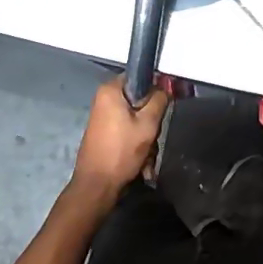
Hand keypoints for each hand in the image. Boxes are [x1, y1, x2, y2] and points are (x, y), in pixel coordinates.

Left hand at [72, 75, 168, 192]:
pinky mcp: (104, 132)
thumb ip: (159, 100)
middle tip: (153, 137)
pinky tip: (141, 163)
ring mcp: (103, 116)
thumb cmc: (121, 152)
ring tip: (147, 156)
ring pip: (135, 119)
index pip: (139, 77)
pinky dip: (136, 145)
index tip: (166, 104)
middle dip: (150, 122)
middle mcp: (104, 99)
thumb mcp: (148, 124)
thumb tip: (165, 86)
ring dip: (146, 138)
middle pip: (139, 101)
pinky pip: (127, 131)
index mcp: (110, 90)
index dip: (156, 88)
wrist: (97, 186)